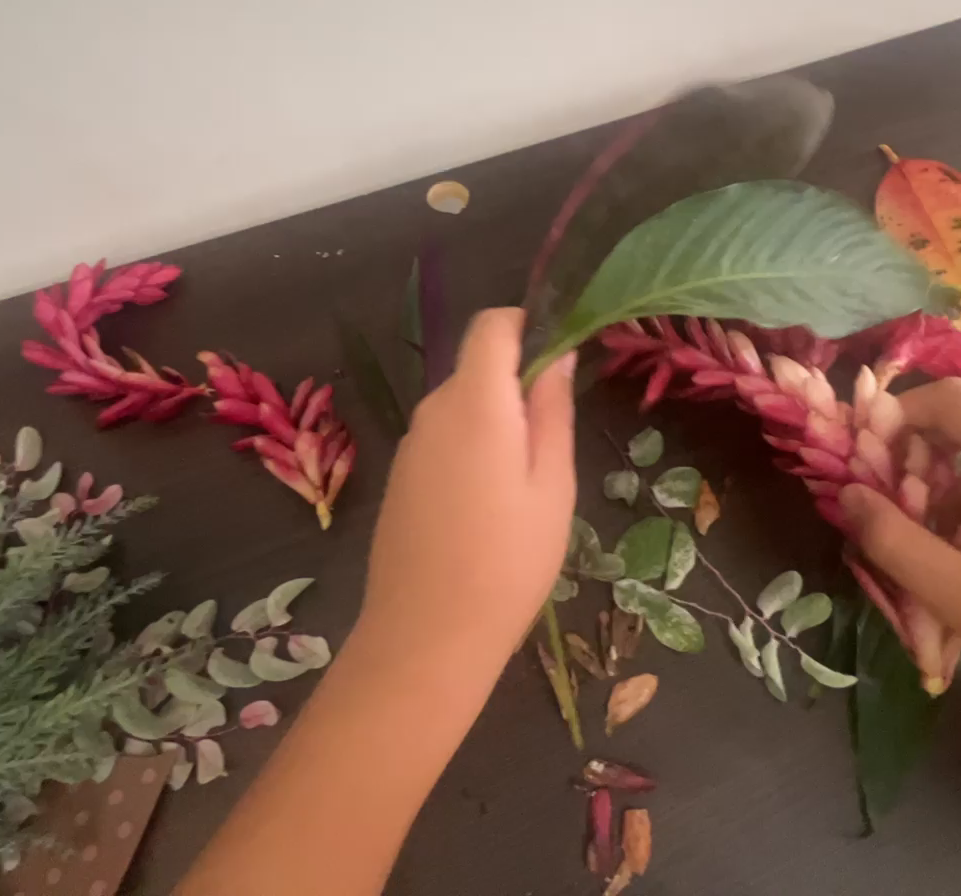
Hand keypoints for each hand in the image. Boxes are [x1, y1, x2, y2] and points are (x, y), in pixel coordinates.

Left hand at [356, 308, 576, 655]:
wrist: (426, 635)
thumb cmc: (508, 560)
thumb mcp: (552, 484)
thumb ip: (552, 410)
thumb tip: (558, 355)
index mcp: (474, 401)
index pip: (492, 325)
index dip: (529, 327)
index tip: (560, 365)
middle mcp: (433, 410)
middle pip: (478, 367)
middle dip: (517, 385)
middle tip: (551, 447)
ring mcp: (410, 444)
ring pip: (462, 406)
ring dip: (495, 422)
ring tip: (521, 488)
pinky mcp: (400, 475)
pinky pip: (443, 439)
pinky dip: (470, 449)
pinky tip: (484, 508)